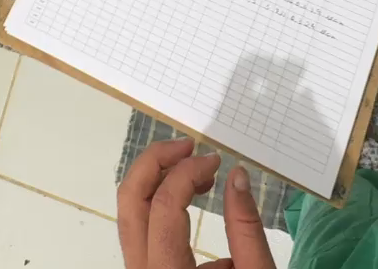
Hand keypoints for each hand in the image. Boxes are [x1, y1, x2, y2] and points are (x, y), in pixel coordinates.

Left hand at [118, 139, 276, 268]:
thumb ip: (247, 228)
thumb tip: (237, 175)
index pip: (165, 206)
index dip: (188, 172)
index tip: (217, 161)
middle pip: (130, 202)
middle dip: (157, 163)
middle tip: (190, 146)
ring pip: (130, 215)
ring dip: (158, 179)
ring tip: (195, 168)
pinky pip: (140, 231)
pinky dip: (160, 202)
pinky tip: (193, 197)